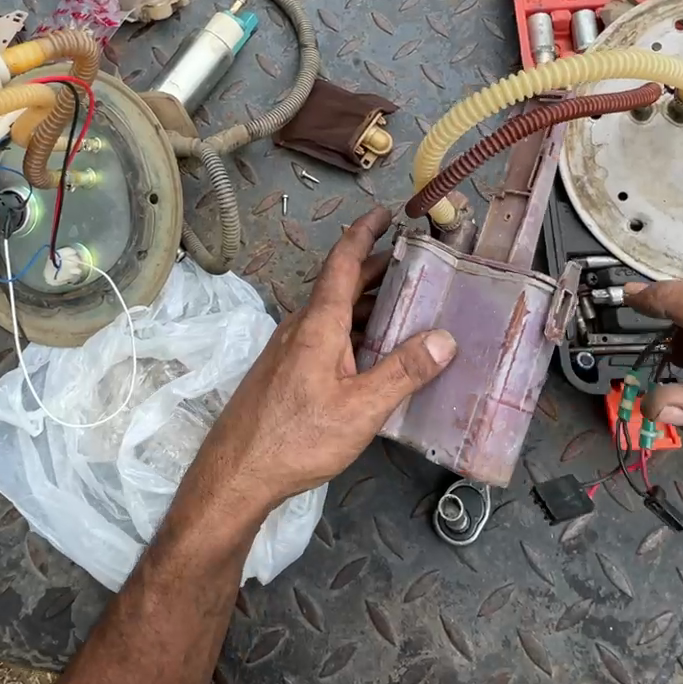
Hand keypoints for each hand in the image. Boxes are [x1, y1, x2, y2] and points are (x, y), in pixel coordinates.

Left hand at [175, 207, 455, 527]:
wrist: (237, 470)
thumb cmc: (297, 436)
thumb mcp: (361, 408)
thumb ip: (403, 372)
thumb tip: (445, 338)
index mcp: (319, 322)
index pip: (343, 262)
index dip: (364, 232)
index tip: (385, 212)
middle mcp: (302, 325)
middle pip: (342, 284)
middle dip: (377, 268)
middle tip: (415, 263)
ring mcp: (291, 347)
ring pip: (335, 310)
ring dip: (368, 301)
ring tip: (405, 304)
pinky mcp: (287, 368)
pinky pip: (327, 333)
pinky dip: (355, 328)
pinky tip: (374, 350)